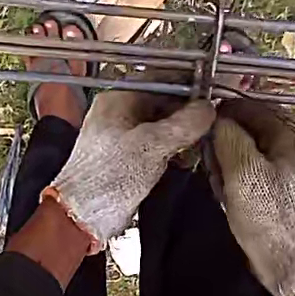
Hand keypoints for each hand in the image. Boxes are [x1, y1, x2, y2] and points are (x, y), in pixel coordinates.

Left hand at [44, 91, 213, 248]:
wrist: (82, 215)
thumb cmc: (109, 177)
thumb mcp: (154, 145)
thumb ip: (185, 123)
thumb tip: (208, 108)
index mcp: (119, 98)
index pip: (161, 79)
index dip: (189, 86)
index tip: (212, 95)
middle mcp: (119, 111)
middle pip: (164, 102)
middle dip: (188, 114)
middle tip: (209, 126)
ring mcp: (121, 134)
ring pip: (162, 124)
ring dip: (182, 134)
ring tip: (197, 147)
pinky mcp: (126, 156)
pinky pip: (156, 144)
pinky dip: (172, 149)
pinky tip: (185, 160)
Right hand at [211, 101, 294, 295]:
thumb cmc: (273, 219)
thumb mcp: (243, 173)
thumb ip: (229, 138)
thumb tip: (219, 120)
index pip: (256, 109)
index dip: (226, 113)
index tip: (203, 125)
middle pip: (257, 135)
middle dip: (229, 145)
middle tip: (209, 161)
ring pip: (260, 160)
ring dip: (235, 167)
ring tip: (219, 186)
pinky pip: (266, 181)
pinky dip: (247, 185)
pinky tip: (234, 201)